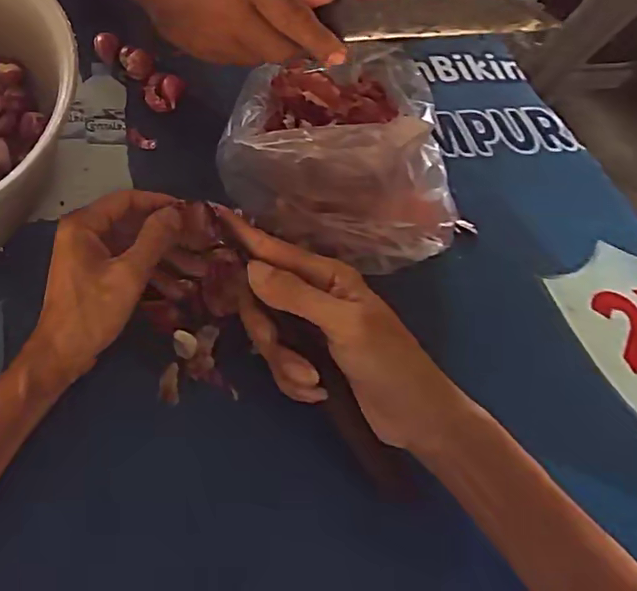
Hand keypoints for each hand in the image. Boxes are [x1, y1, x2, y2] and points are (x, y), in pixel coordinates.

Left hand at [25, 191, 182, 386]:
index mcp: (83, 224)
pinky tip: (176, 288)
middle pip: (130, 222)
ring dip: (161, 256)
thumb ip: (153, 240)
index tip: (188, 210)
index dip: (158, 202)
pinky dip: (147, 270)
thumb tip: (175, 211)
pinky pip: (124, 261)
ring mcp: (87, 253)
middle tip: (197, 240)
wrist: (61, 353)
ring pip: (130, 244)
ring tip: (196, 268)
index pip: (126, 199)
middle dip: (164, 234)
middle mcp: (82, 231)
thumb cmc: (92, 311)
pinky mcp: (93, 272)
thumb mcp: (128, 274)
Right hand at [138, 0, 347, 65]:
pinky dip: (245, 50)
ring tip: (258, 26)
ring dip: (269, 48)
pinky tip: (234, 31)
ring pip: (258, 59)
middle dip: (296, 48)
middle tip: (298, 36)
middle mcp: (233, 17)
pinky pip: (236, 61)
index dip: (318, 40)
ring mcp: (214, 41)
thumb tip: (325, 1)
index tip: (340, 55)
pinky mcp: (200, 54)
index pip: (292, 20)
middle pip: (279, 50)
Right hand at [220, 207, 478, 451]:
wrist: (421, 423)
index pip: (273, 248)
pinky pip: (276, 361)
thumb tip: (249, 268)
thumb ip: (295, 295)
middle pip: (258, 298)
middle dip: (267, 332)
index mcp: (324, 275)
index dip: (243, 233)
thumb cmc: (391, 363)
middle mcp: (311, 294)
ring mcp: (307, 326)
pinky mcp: (306, 356)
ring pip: (265, 333)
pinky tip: (316, 392)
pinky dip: (292, 380)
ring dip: (283, 363)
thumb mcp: (345, 326)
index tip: (214, 213)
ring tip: (312, 382)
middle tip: (283, 353)